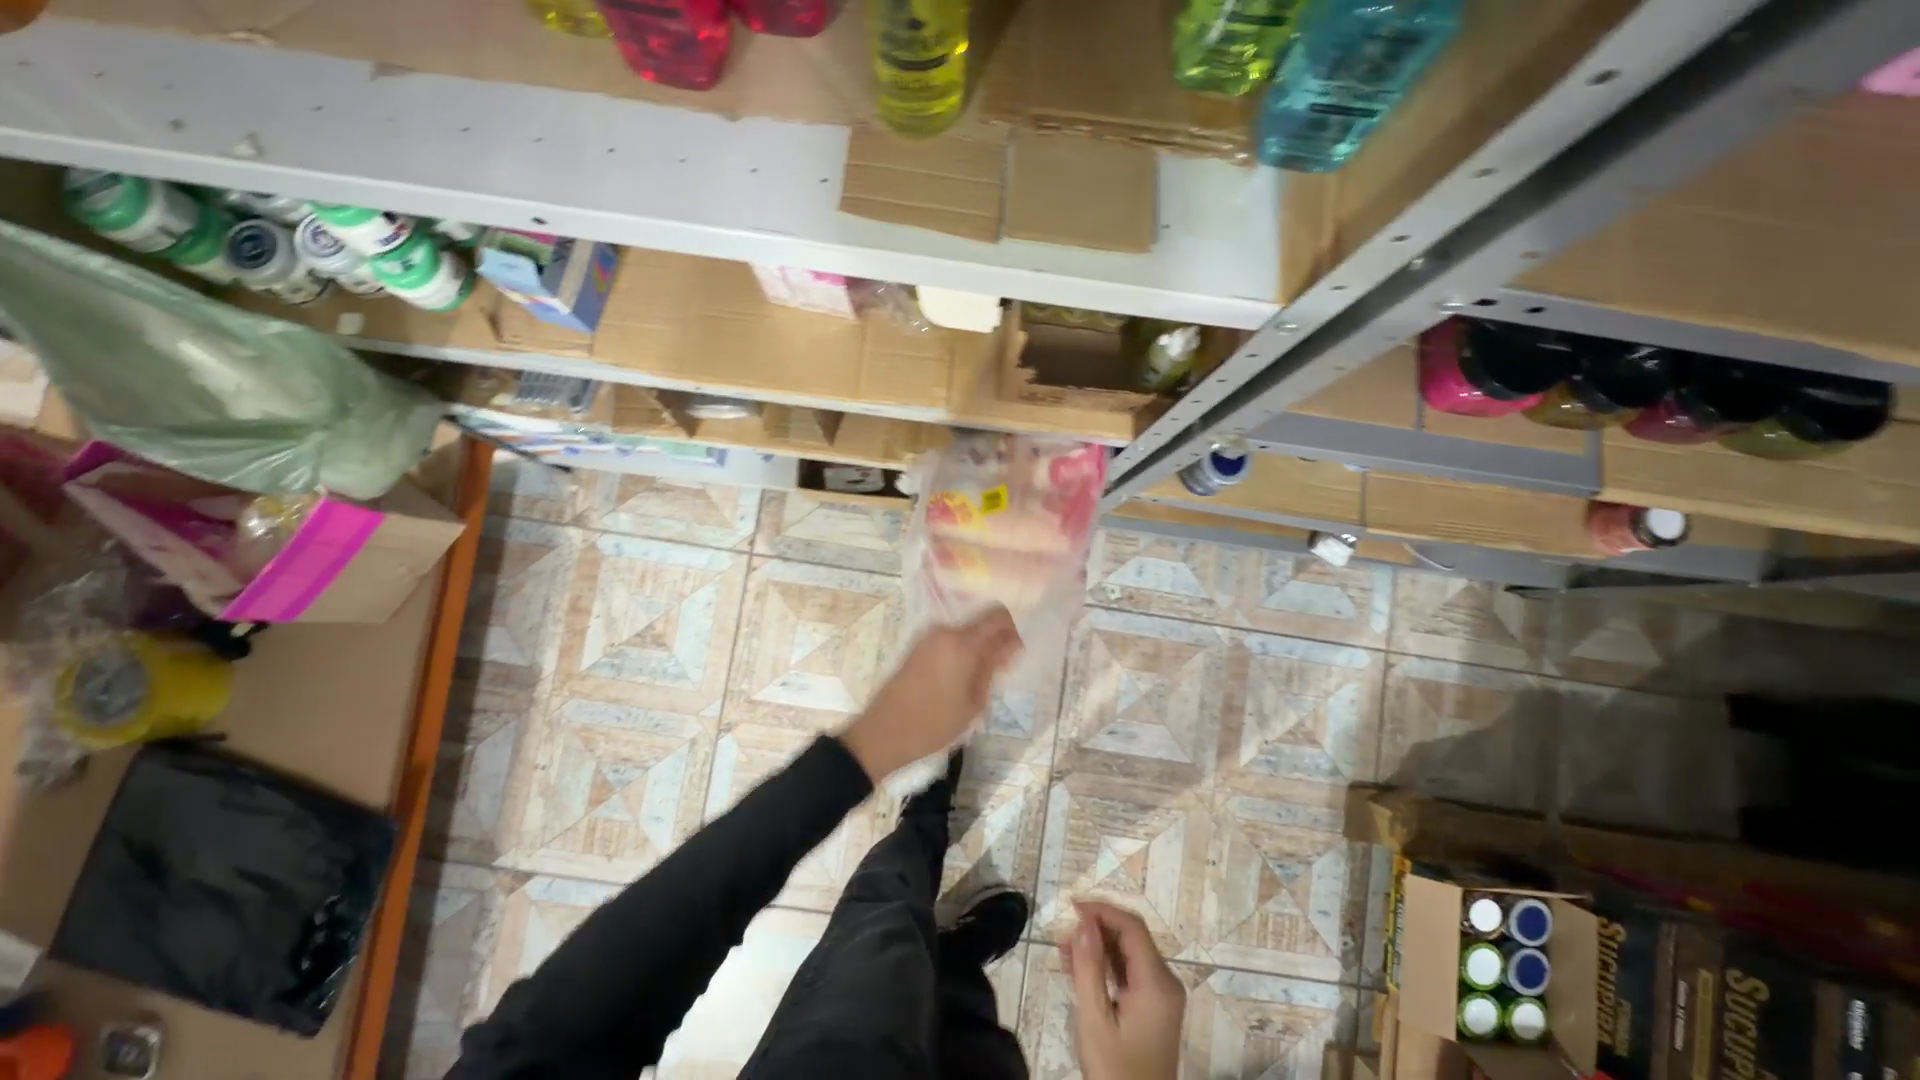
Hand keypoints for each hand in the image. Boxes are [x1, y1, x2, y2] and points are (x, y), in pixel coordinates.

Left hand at [838, 606, 1021, 782]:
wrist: (883, 734)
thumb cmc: (934, 723)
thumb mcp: (973, 701)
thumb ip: (992, 667)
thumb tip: (1010, 645)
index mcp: (961, 642)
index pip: (997, 615)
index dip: (1012, 630)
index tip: (1014, 653)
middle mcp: (943, 631)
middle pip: (979, 622)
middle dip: (994, 641)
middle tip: (999, 672)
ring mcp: (925, 638)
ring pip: (963, 632)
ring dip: (976, 648)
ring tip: (978, 681)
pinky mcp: (915, 648)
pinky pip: (947, 641)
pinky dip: (959, 653)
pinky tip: (959, 681)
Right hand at [1062, 900, 1185, 1079]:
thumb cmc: (1115, 1069)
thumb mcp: (1095, 1019)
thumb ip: (1089, 967)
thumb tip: (1084, 922)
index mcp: (1157, 982)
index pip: (1132, 927)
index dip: (1102, 910)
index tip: (1071, 906)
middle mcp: (1166, 983)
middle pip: (1133, 938)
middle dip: (1097, 928)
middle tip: (1062, 934)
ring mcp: (1162, 996)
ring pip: (1130, 955)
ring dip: (1099, 947)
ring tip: (1064, 950)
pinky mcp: (1155, 1008)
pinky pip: (1131, 973)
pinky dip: (1107, 966)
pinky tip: (1079, 969)